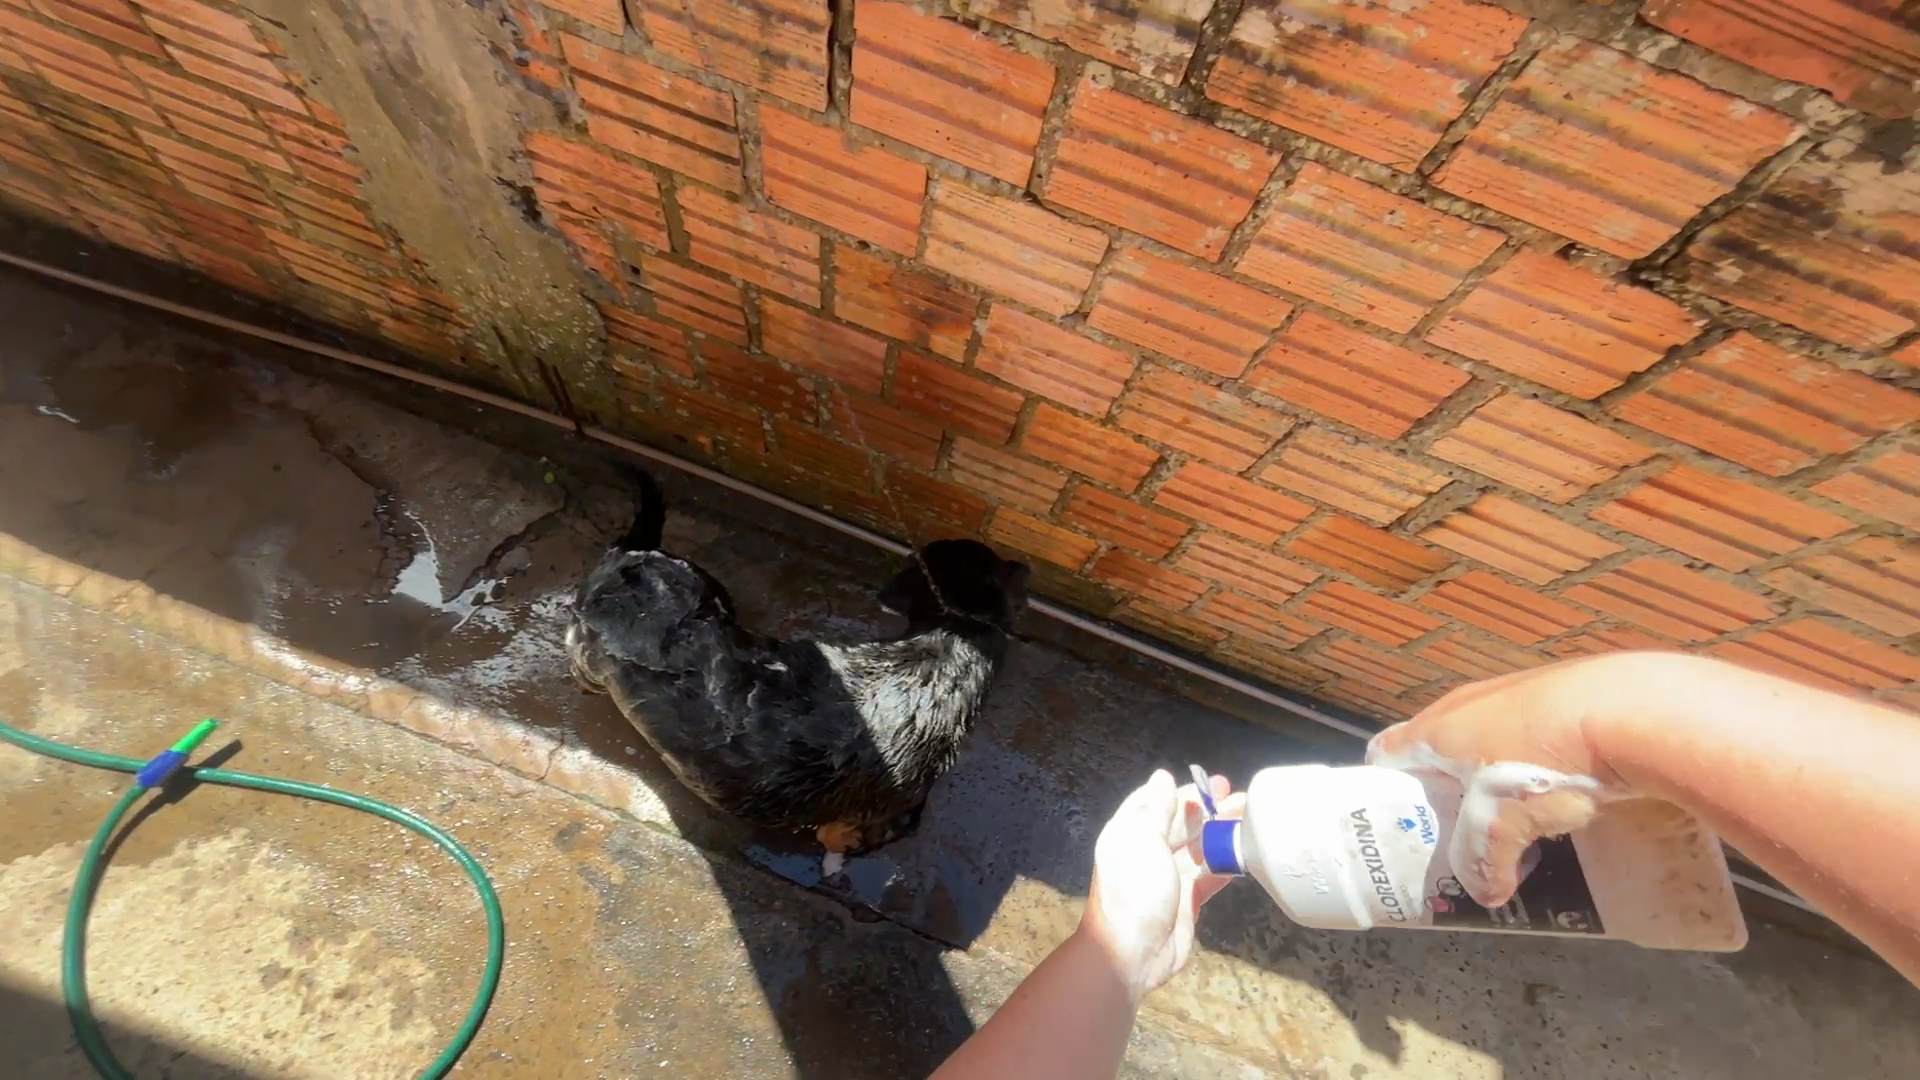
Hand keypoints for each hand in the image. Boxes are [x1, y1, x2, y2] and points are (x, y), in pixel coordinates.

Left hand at [1078, 769, 1241, 1002]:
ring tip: (1250, 821)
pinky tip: (1245, 856)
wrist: (1132, 952)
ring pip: (1198, 848)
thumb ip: (1157, 808)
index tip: (1209, 783)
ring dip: (1221, 835)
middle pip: (1180, 823)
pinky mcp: (1186, 900)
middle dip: (1208, 810)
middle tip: (1240, 798)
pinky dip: (1224, 865)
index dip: (1182, 791)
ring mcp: (1167, 876)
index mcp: (1130, 831)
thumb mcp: (1143, 839)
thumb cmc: (1134, 888)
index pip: (1155, 800)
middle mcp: (1147, 850)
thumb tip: (1163, 775)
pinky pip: (1207, 876)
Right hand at [1364, 651, 1691, 907]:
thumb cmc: (1540, 765)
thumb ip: (1483, 858)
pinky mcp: (1557, 694)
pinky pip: (1530, 733)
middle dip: (1446, 790)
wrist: (1632, 711)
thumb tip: (1484, 895)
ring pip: (1486, 741)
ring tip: (1523, 816)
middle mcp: (1462, 705)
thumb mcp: (1503, 824)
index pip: (1385, 753)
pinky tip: (1569, 787)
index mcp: (1434, 729)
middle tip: (1465, 829)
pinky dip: (1536, 760)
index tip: (1400, 819)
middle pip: (1437, 750)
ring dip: (1493, 776)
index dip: (1386, 786)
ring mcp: (1509, 694)